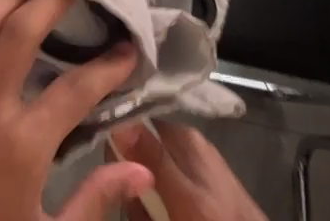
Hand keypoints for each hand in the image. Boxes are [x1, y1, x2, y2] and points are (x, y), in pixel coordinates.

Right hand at [108, 121, 266, 220]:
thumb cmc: (219, 220)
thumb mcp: (183, 194)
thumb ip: (152, 157)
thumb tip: (118, 119)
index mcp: (182, 135)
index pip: (135, 120)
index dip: (118, 139)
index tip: (109, 163)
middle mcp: (185, 143)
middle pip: (140, 148)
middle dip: (130, 174)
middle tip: (132, 198)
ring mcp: (191, 166)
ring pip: (149, 172)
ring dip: (141, 195)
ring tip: (148, 213)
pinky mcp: (195, 186)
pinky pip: (162, 189)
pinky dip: (156, 206)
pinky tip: (159, 217)